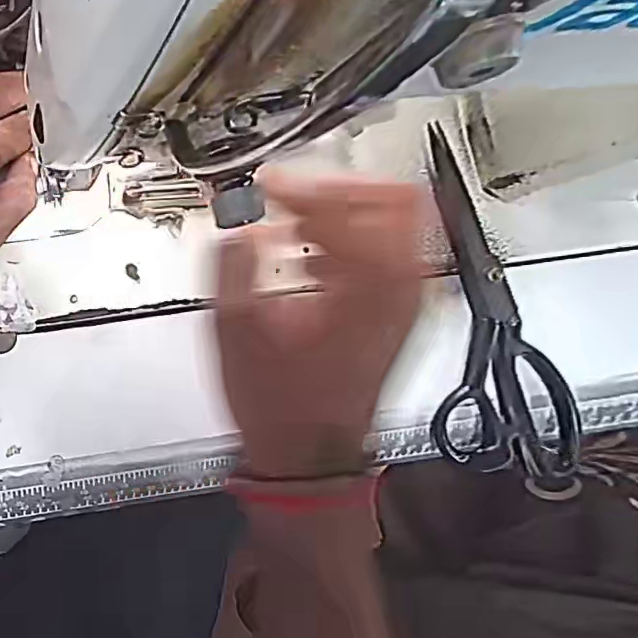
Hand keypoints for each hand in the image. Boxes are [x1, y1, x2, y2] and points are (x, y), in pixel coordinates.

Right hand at [214, 171, 426, 478]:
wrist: (308, 452)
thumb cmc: (280, 405)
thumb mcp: (235, 333)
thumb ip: (233, 270)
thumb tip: (239, 230)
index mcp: (369, 286)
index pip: (354, 205)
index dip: (305, 187)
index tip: (269, 185)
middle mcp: (402, 289)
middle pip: (396, 202)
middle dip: (337, 189)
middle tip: (292, 193)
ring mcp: (404, 303)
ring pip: (396, 226)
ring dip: (342, 214)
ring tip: (293, 220)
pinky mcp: (394, 316)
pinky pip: (387, 256)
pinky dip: (347, 241)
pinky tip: (305, 254)